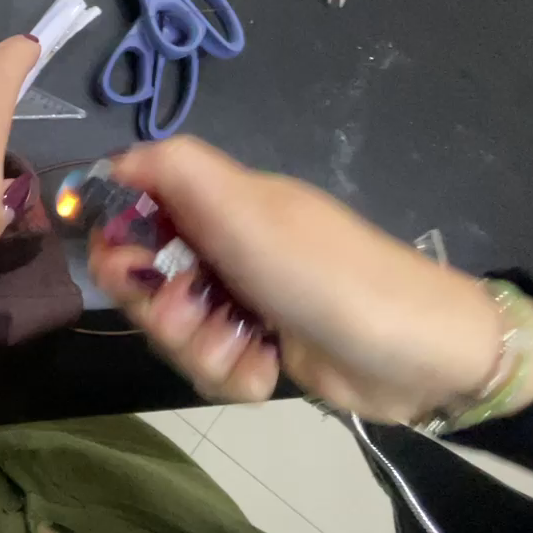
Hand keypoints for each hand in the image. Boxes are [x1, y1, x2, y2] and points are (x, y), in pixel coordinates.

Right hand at [88, 138, 532, 423]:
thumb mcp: (245, 208)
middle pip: (143, 280)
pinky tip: (265, 369)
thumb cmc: (323, 273)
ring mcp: (235, 298)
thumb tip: (110, 161)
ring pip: (173, 328)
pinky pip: (208, 361)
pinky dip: (231, 371)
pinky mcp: (254, 345)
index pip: (131, 215)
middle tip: (192, 317)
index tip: (124, 270)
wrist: (423, 356)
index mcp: (211, 206)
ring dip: (200, 347)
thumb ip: (174, 169)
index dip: (115, 244)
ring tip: (245, 350)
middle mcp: (216, 248)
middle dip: (160, 309)